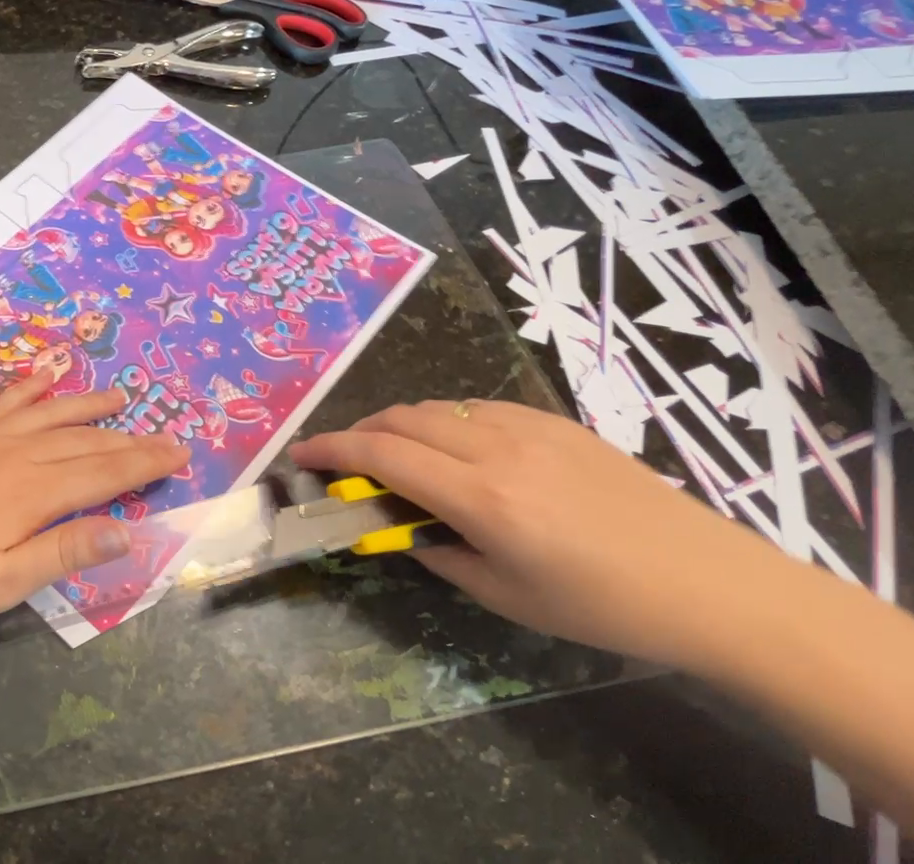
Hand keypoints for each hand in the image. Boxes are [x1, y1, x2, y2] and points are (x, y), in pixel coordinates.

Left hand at [0, 370, 189, 624]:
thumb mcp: (3, 581)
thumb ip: (65, 552)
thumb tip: (128, 531)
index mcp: (33, 494)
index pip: (104, 475)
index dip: (145, 465)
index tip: (180, 454)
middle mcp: (16, 456)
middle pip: (84, 442)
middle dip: (130, 440)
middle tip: (167, 434)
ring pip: (49, 416)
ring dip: (88, 406)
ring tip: (120, 396)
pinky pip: (2, 405)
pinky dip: (28, 391)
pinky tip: (43, 379)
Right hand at [288, 399, 788, 669]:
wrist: (714, 586)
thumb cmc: (602, 606)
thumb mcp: (504, 595)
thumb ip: (437, 552)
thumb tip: (398, 527)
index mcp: (482, 499)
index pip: (382, 455)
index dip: (330, 449)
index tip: (299, 454)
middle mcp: (498, 450)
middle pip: (402, 418)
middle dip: (359, 432)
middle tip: (341, 459)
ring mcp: (532, 429)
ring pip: (438, 406)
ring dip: (399, 423)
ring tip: (391, 452)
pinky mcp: (559, 424)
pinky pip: (479, 407)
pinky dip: (444, 419)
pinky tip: (452, 445)